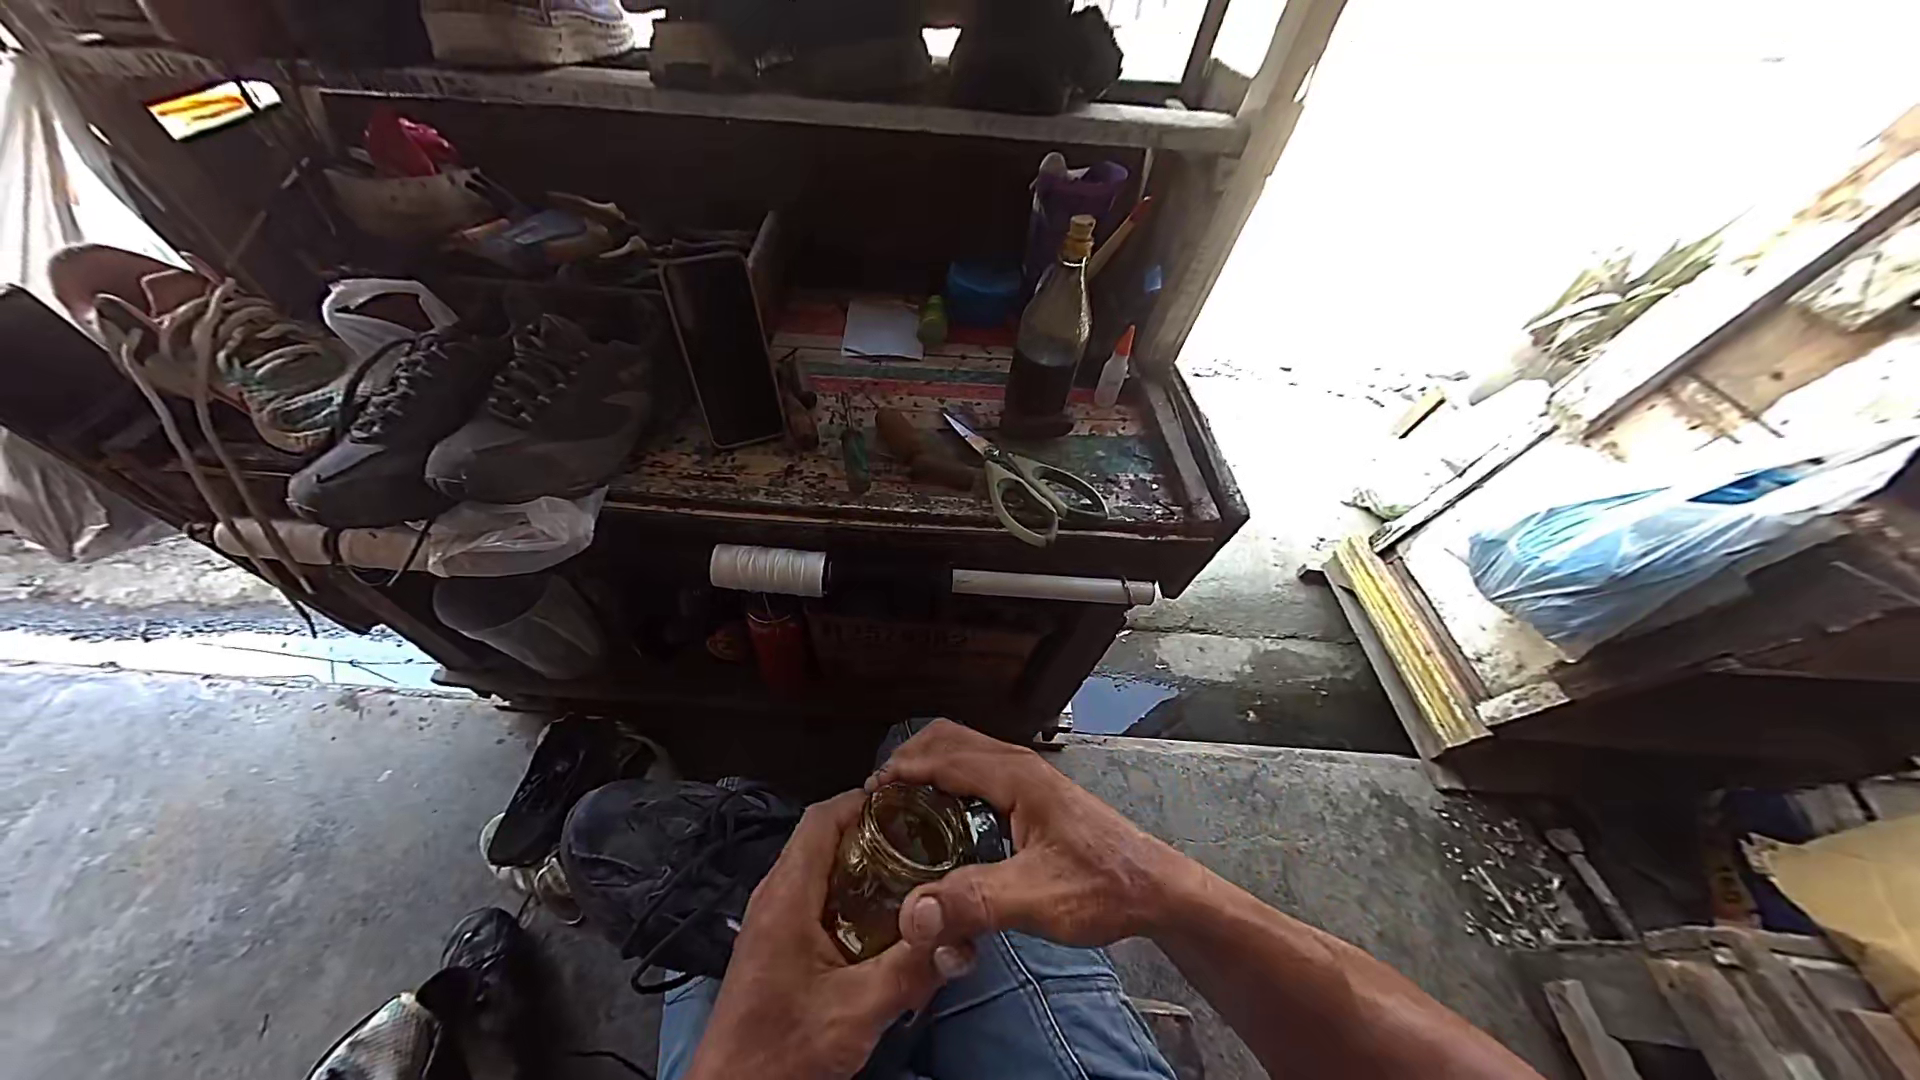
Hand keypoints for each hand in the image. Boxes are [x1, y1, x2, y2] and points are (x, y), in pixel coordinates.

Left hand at [684, 790, 976, 1079]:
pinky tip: (881, 911)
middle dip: (872, 828)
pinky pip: (816, 890)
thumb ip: (911, 970)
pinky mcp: (776, 939)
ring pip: (820, 862)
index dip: (864, 800)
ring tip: (907, 866)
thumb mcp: (856, 1012)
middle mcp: (775, 894)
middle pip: (823, 834)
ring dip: (861, 857)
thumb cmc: (783, 1052)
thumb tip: (962, 937)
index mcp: (787, 895)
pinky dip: (849, 885)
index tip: (907, 804)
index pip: (822, 817)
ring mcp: (772, 916)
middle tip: (919, 836)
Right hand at [872, 719, 1196, 950]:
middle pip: (950, 738)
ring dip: (927, 765)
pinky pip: (976, 768)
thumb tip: (911, 913)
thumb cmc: (1104, 887)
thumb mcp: (1039, 900)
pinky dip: (947, 777)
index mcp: (1016, 776)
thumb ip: (975, 903)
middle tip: (878, 798)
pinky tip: (940, 816)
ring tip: (899, 804)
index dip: (902, 770)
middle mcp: (1018, 764)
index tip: (868, 796)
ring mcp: (1027, 775)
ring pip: (963, 749)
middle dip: (909, 758)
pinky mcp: (1032, 792)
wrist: (1155, 889)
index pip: (944, 756)